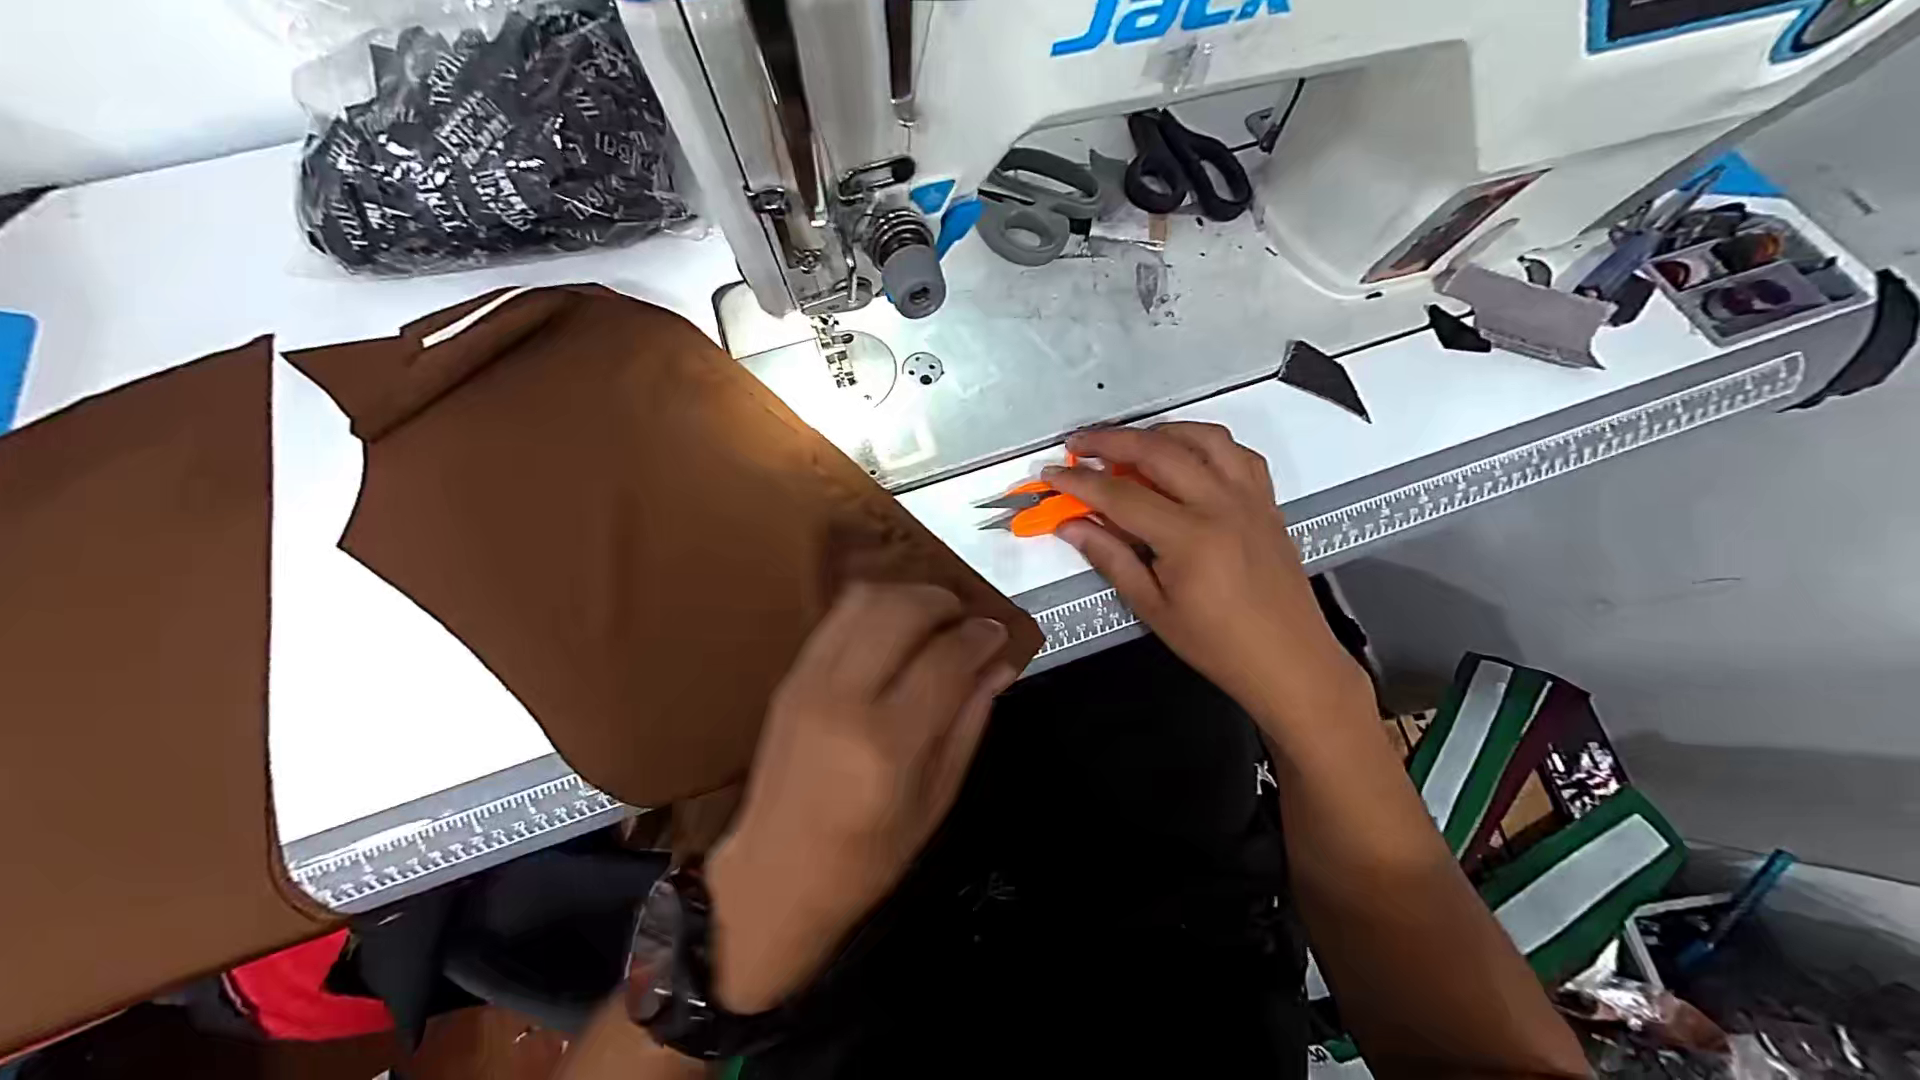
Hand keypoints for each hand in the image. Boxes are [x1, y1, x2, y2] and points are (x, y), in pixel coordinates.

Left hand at [706, 583, 1016, 1013]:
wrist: (776, 872)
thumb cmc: (867, 855)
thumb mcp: (937, 797)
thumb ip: (970, 720)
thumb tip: (1000, 664)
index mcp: (887, 743)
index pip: (946, 658)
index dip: (981, 636)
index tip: (999, 632)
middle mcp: (844, 699)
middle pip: (901, 610)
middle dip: (945, 601)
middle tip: (967, 619)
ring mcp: (809, 682)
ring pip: (864, 600)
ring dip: (907, 595)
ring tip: (933, 618)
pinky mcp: (790, 677)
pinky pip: (837, 617)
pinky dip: (874, 608)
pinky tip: (894, 629)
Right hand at [1047, 423, 1370, 737]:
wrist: (1288, 660)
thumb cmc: (1218, 644)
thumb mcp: (1152, 606)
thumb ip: (1110, 557)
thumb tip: (1071, 526)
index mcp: (1189, 537)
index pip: (1120, 494)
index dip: (1079, 481)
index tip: (1053, 475)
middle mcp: (1221, 505)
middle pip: (1158, 450)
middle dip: (1111, 440)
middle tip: (1080, 443)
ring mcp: (1249, 498)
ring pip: (1202, 437)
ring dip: (1160, 431)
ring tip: (1130, 442)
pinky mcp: (1267, 501)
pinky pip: (1237, 453)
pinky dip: (1206, 443)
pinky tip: (1186, 456)